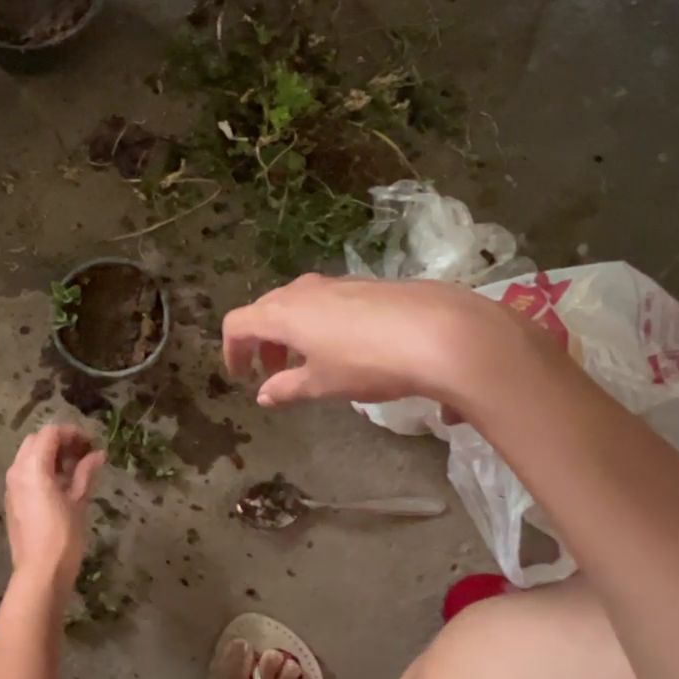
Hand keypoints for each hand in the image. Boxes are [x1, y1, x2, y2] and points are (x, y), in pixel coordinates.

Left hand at [4, 425, 105, 585]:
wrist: (39, 572)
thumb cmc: (63, 537)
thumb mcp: (78, 501)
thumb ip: (85, 473)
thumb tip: (98, 454)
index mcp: (32, 467)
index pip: (50, 434)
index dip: (72, 433)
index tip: (91, 443)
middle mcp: (17, 471)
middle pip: (36, 441)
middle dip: (60, 442)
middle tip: (83, 454)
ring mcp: (11, 486)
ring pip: (29, 456)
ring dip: (51, 455)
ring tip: (76, 469)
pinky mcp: (12, 500)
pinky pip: (25, 473)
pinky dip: (42, 469)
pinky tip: (61, 485)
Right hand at [222, 274, 532, 408]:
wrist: (445, 334)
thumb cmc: (369, 363)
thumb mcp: (323, 384)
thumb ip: (288, 388)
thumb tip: (264, 395)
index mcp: (282, 313)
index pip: (238, 324)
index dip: (232, 350)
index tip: (242, 376)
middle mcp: (304, 291)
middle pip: (266, 309)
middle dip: (263, 341)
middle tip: (274, 371)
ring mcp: (338, 283)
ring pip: (299, 303)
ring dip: (293, 332)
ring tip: (311, 362)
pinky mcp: (370, 285)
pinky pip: (329, 301)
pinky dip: (321, 323)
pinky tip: (350, 348)